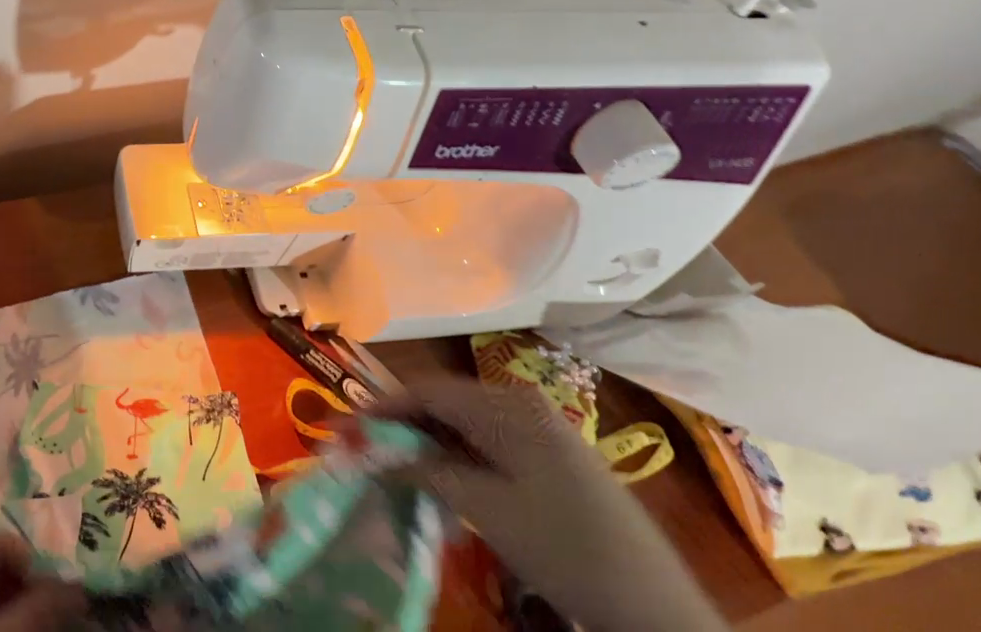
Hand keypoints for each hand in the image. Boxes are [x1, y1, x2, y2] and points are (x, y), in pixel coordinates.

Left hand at [0, 533, 86, 631]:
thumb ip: (34, 612)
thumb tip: (79, 587)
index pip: (7, 548)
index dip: (43, 571)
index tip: (75, 599)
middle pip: (1, 577)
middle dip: (36, 599)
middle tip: (74, 621)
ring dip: (24, 620)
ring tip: (57, 629)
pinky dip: (2, 630)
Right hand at [370, 377, 726, 631]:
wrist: (652, 602)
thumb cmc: (562, 545)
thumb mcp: (485, 507)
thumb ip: (426, 471)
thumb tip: (374, 452)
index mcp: (508, 405)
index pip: (426, 390)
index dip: (380, 407)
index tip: (342, 426)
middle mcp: (524, 404)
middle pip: (445, 402)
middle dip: (401, 424)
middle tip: (362, 448)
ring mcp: (543, 430)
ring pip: (465, 423)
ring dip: (427, 441)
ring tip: (391, 465)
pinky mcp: (553, 457)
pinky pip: (489, 441)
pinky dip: (456, 455)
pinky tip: (439, 479)